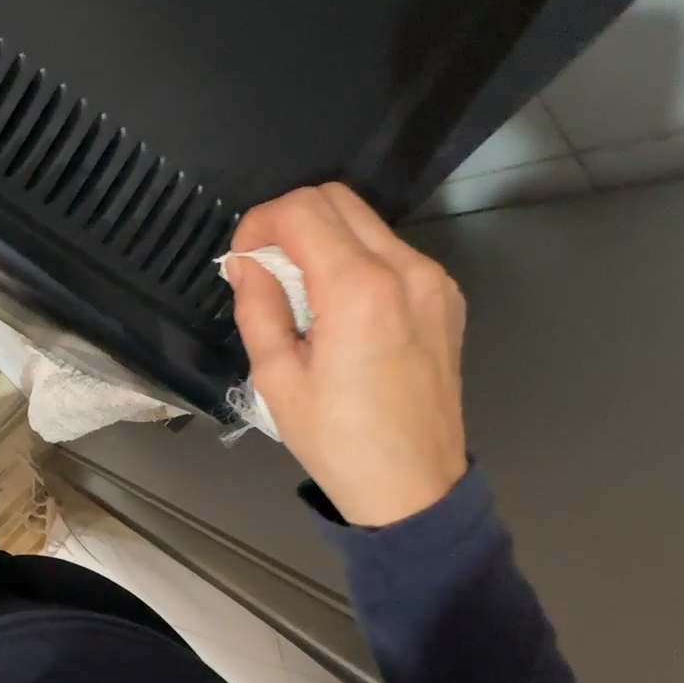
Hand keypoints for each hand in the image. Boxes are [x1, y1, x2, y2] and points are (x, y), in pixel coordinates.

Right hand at [227, 184, 467, 527]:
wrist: (410, 483)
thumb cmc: (334, 439)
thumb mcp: (276, 378)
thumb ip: (258, 309)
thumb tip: (245, 265)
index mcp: (359, 291)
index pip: (302, 212)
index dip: (259, 224)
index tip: (240, 259)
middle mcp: (405, 269)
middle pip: (337, 199)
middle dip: (288, 221)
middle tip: (261, 267)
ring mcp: (432, 280)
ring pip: (365, 222)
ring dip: (320, 239)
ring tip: (295, 293)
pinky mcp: (443, 296)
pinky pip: (389, 252)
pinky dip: (351, 259)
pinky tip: (334, 308)